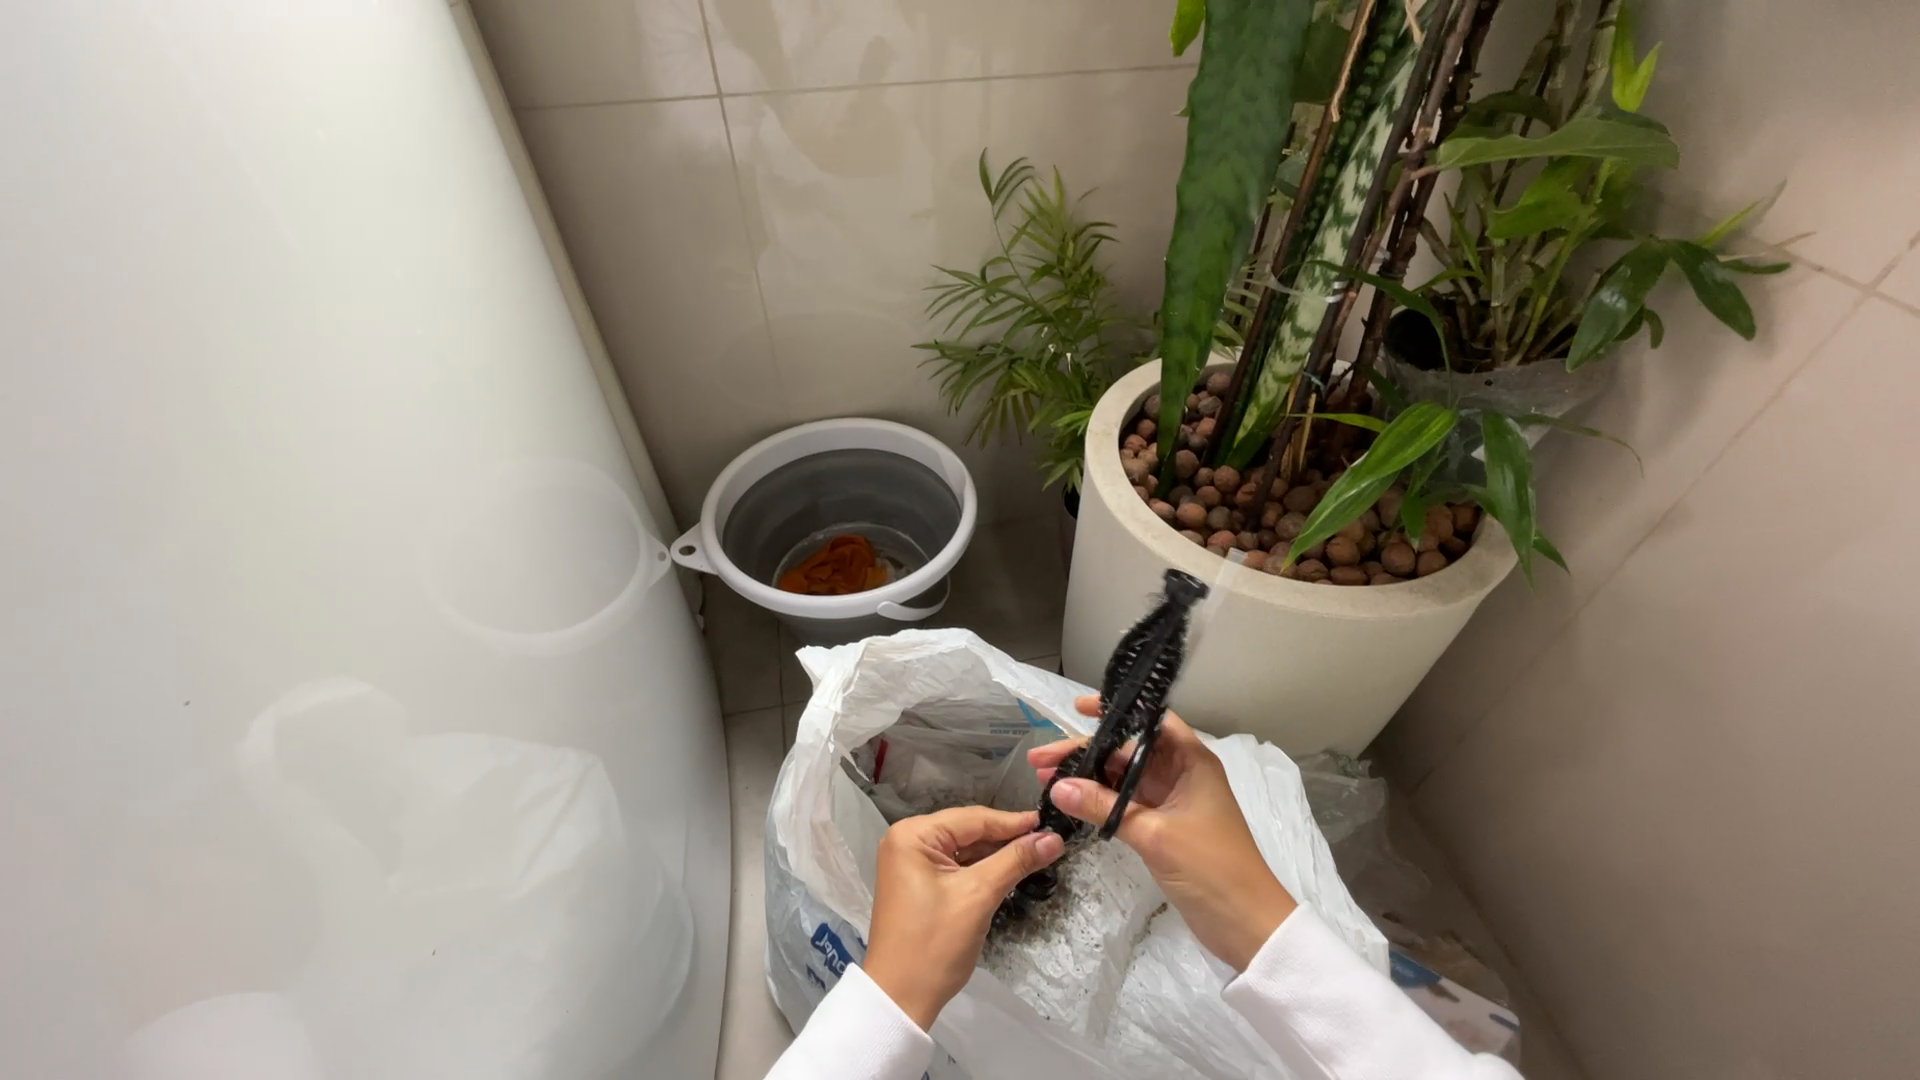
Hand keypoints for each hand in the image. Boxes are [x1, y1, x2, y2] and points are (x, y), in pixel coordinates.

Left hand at [861, 806, 1065, 1028]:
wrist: (899, 1000)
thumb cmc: (934, 945)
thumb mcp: (978, 897)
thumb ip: (1015, 862)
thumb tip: (1053, 838)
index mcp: (913, 835)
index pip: (972, 819)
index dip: (1013, 822)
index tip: (1049, 823)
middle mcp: (908, 841)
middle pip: (968, 831)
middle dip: (1006, 838)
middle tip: (1047, 840)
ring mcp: (911, 863)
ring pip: (964, 849)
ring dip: (996, 854)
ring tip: (1036, 853)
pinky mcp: (919, 884)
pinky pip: (956, 867)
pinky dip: (981, 869)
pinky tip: (1008, 870)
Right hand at [1030, 696, 1297, 971]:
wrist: (1248, 927)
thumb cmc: (1212, 869)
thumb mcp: (1154, 834)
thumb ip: (1104, 807)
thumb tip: (1058, 787)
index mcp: (1191, 760)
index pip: (1150, 720)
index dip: (1116, 709)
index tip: (1077, 709)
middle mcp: (1181, 772)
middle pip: (1126, 749)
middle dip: (1086, 751)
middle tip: (1041, 760)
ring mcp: (1171, 800)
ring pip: (1122, 777)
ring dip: (1088, 777)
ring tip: (1044, 779)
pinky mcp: (1163, 825)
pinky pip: (1125, 802)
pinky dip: (1099, 800)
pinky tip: (1070, 802)